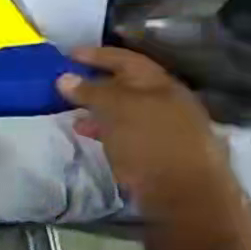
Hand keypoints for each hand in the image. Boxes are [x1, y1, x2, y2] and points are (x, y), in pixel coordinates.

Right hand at [56, 47, 236, 210]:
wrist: (185, 195)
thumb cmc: (151, 145)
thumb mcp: (117, 112)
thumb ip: (91, 92)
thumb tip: (65, 77)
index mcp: (161, 86)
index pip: (127, 60)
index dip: (97, 55)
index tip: (69, 54)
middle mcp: (168, 101)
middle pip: (129, 83)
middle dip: (98, 80)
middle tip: (68, 81)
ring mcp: (167, 126)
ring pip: (127, 107)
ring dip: (99, 106)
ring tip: (73, 111)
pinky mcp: (160, 149)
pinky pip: (127, 128)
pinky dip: (107, 126)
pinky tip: (91, 133)